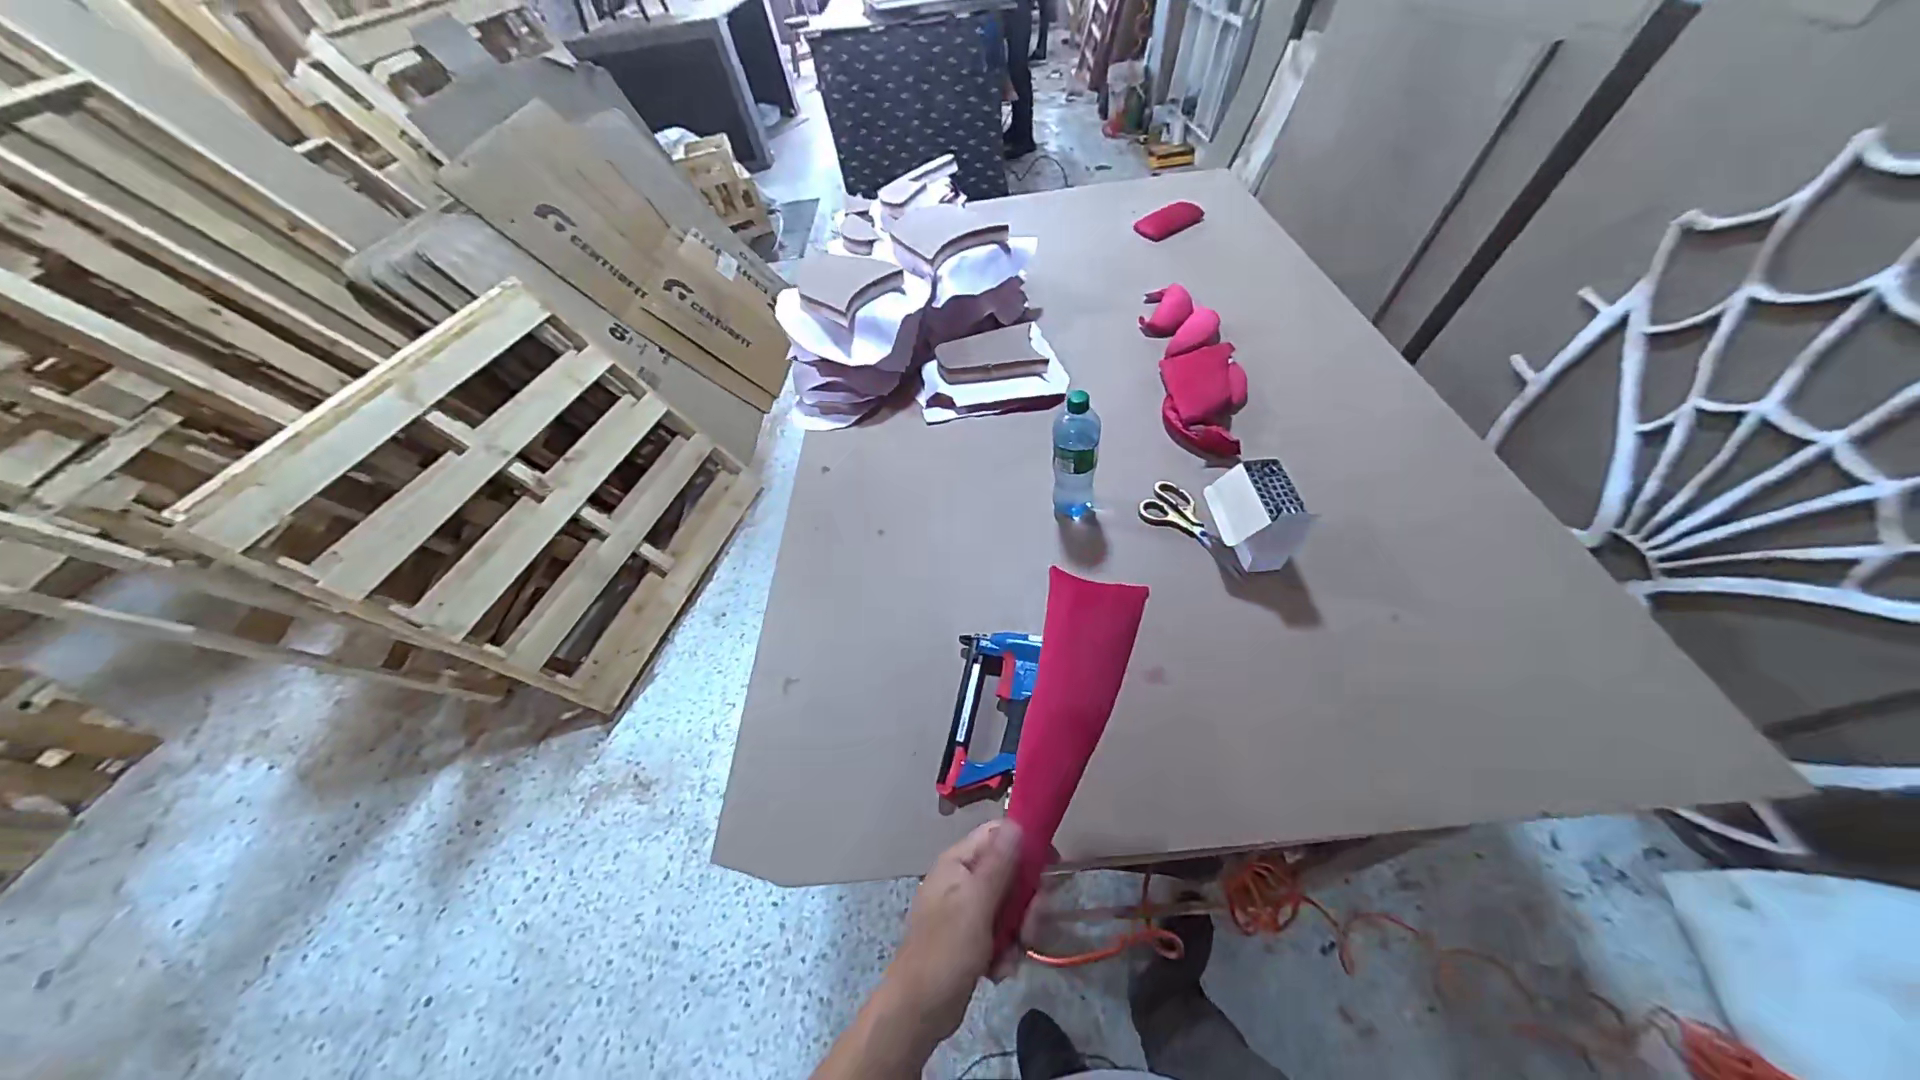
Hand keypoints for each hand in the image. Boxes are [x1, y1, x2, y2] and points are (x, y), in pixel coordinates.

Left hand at [809, 820, 1029, 1079]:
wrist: (918, 1011)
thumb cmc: (945, 951)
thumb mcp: (976, 904)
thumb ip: (998, 864)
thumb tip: (1016, 823)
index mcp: (958, 862)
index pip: (998, 835)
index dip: (1026, 845)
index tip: (1052, 865)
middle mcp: (963, 880)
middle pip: (1010, 873)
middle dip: (1026, 903)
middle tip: (1028, 927)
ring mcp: (968, 910)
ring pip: (1011, 907)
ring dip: (1018, 932)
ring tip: (1009, 955)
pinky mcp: (973, 938)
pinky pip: (1003, 933)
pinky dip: (1005, 951)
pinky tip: (998, 970)